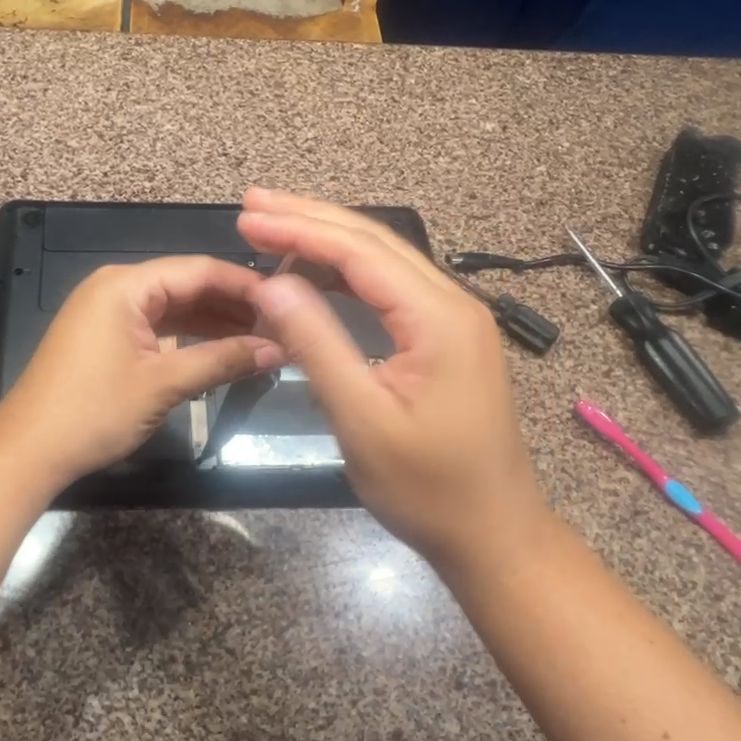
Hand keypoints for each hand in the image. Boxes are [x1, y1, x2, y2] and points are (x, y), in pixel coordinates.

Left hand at [0, 256, 282, 487]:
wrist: (28, 451)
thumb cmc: (93, 411)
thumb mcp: (163, 384)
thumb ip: (221, 360)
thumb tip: (276, 350)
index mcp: (125, 284)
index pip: (198, 269)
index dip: (245, 284)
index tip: (287, 301)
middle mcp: (116, 287)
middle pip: (186, 285)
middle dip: (233, 305)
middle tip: (282, 324)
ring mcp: (108, 312)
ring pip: (173, 307)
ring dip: (214, 323)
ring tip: (263, 339)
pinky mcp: (106, 336)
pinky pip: (156, 326)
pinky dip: (188, 337)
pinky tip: (223, 350)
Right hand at [237, 189, 545, 566]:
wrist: (493, 535)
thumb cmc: (427, 487)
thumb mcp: (361, 419)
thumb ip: (316, 344)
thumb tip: (270, 284)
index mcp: (438, 317)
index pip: (359, 252)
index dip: (299, 230)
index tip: (247, 219)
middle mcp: (451, 302)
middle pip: (373, 241)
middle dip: (309, 218)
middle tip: (251, 204)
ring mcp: (452, 317)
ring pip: (381, 258)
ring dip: (325, 239)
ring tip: (271, 227)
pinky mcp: (444, 336)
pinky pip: (388, 286)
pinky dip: (344, 273)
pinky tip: (312, 273)